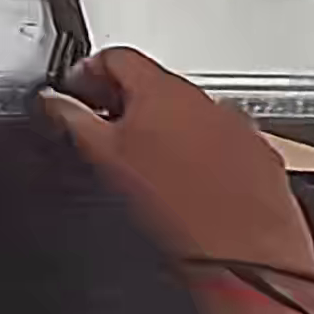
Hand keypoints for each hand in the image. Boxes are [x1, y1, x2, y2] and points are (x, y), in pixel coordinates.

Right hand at [40, 47, 313, 277]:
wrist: (243, 257)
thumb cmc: (174, 204)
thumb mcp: (99, 152)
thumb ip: (68, 115)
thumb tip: (52, 100)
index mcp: (163, 91)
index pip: (117, 56)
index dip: (86, 71)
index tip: (75, 92)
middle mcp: (206, 101)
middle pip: (150, 80)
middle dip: (119, 98)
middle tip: (98, 125)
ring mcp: (239, 128)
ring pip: (184, 109)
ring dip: (157, 121)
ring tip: (138, 154)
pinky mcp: (261, 157)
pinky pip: (217, 135)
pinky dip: (192, 145)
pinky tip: (176, 173)